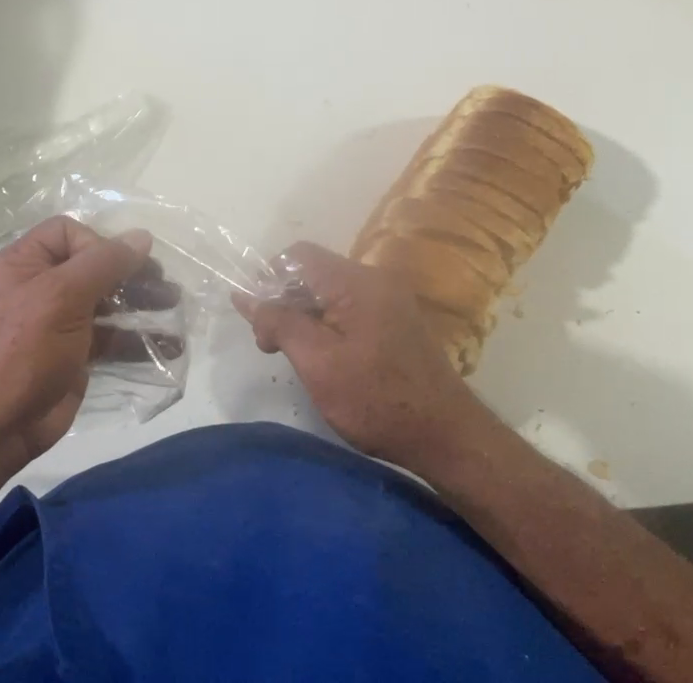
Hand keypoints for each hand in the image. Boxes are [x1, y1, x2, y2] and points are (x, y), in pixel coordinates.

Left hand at [0, 216, 154, 471]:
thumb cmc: (24, 349)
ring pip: (106, 302)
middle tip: (165, 283)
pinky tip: (170, 345)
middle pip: (92, 266)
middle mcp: (40, 287)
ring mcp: (58, 323)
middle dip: (130, 273)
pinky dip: (138, 339)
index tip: (116, 268)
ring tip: (176, 307)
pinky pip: (111, 338)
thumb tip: (142, 237)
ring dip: (141, 304)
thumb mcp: (62, 296)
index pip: (67, 232)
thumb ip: (103, 263)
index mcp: (24, 263)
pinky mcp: (74, 356)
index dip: (96, 243)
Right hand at [233, 242, 493, 468]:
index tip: (259, 319)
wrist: (446, 438)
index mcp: (358, 282)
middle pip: (314, 273)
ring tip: (298, 358)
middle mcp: (377, 282)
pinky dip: (328, 327)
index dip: (269, 279)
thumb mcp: (316, 361)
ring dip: (305, 319)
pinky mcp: (398, 325)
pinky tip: (326, 361)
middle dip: (285, 303)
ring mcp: (391, 303)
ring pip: (330, 294)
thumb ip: (279, 322)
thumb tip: (246, 296)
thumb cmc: (376, 399)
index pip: (298, 255)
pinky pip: (350, 310)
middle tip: (273, 347)